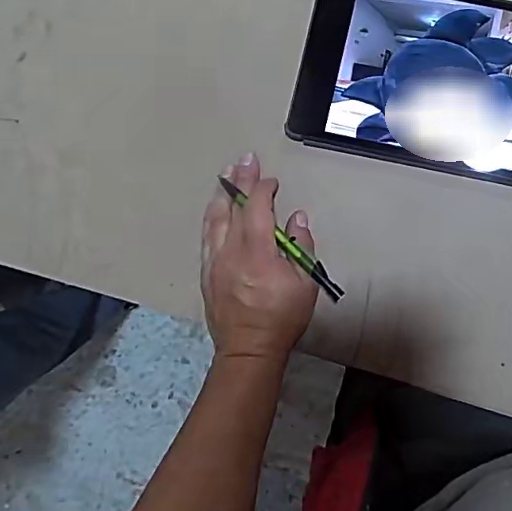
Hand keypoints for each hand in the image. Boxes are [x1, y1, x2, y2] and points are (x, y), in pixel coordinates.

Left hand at [200, 152, 318, 361]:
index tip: (272, 181)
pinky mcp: (207, 273)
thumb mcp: (304, 283)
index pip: (258, 208)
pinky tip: (216, 210)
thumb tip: (296, 219)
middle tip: (244, 160)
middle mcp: (231, 252)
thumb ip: (301, 247)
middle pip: (232, 207)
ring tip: (226, 176)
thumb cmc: (281, 318)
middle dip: (239, 181)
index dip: (264, 189)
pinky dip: (212, 217)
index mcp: (257, 253)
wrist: (248, 350)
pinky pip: (207, 236)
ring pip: (213, 219)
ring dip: (221, 195)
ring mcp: (215, 262)